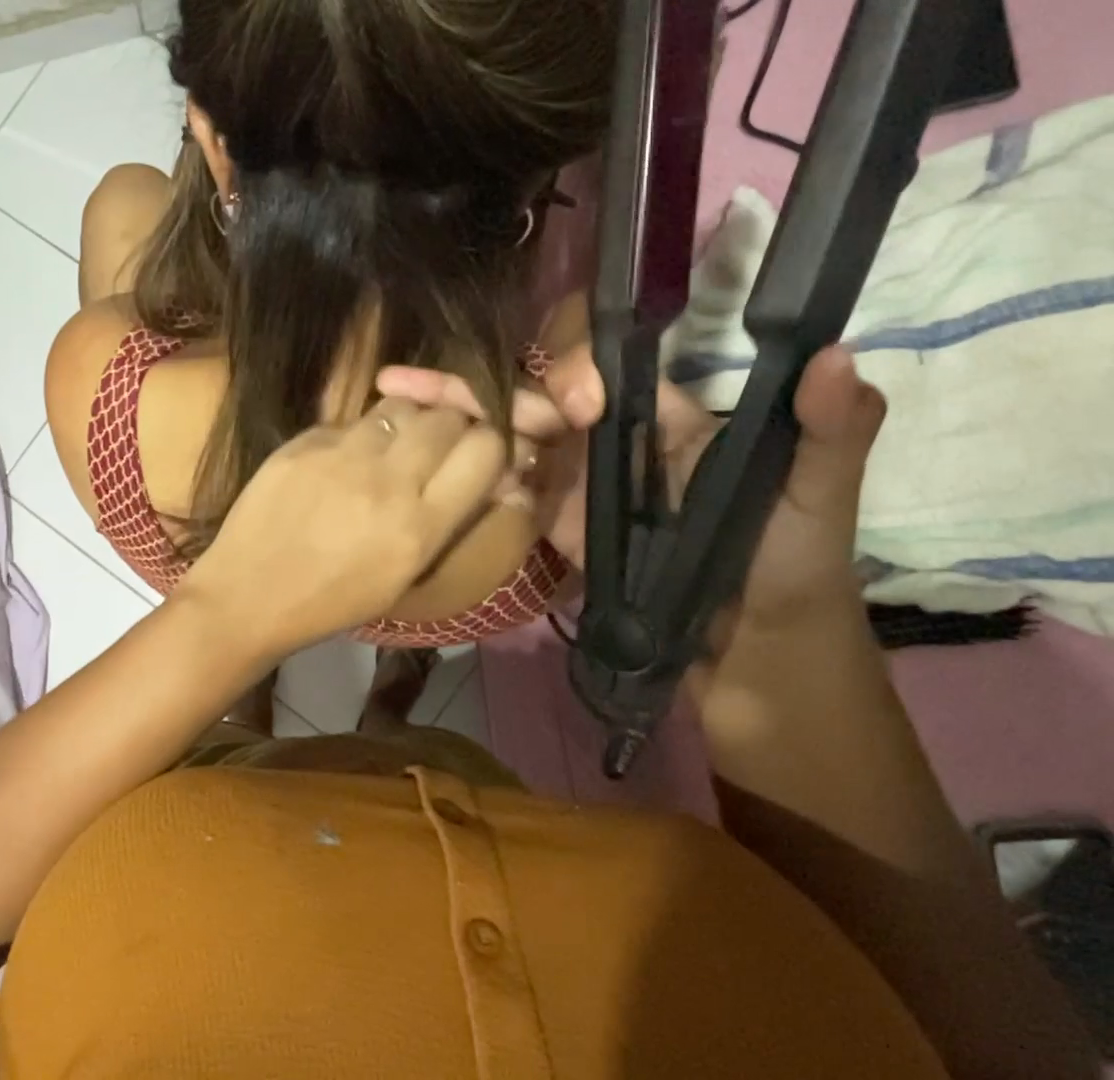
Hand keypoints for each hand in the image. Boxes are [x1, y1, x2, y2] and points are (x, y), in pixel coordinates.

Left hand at [172, 398, 535, 659]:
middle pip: (448, 417)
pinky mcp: (302, 444)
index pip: (488, 448)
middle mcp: (388, 483)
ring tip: (389, 448)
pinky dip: (355, 435)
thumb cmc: (330, 603)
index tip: (479, 454)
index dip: (492, 445)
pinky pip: (349, 420)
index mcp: (420, 527)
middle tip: (434, 449)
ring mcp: (341, 457)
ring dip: (406, 422)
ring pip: (400, 406)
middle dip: (453, 427)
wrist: (247, 597)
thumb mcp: (405, 580)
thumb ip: (452, 525)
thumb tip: (502, 480)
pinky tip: (339, 462)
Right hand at [376, 343, 884, 630]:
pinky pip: (508, 497)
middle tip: (407, 385)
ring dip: (458, 425)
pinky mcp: (556, 532)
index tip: (571, 403)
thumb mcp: (819, 502)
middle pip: (535, 407)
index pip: (604, 377)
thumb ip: (831, 434)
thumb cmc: (791, 572)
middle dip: (476, 391)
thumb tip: (837, 356)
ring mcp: (578, 492)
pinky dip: (471, 480)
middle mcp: (613, 449)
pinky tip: (427, 464)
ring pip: (511, 445)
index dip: (573, 374)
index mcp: (667, 427)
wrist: (753, 661)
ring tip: (395, 408)